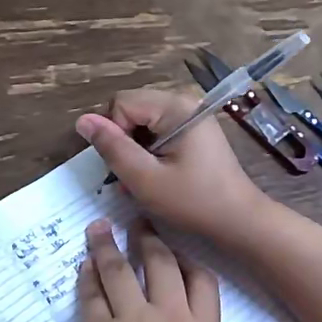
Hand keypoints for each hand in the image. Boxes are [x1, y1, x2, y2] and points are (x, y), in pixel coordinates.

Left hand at [52, 220, 265, 321]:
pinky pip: (92, 293)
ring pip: (120, 269)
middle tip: (138, 221)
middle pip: (160, 263)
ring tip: (99, 226)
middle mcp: (169, 317)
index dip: (190, 263)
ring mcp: (130, 321)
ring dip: (109, 244)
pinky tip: (85, 264)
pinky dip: (88, 275)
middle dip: (149, 238)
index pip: (202, 281)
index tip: (179, 255)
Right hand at [75, 89, 266, 241]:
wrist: (239, 219)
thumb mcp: (144, 179)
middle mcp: (184, 102)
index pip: (121, 103)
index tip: (125, 167)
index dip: (113, 134)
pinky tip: (157, 176)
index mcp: (175, 106)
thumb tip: (82, 120)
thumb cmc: (193, 201)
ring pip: (142, 122)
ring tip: (144, 180)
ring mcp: (191, 115)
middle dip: (123, 141)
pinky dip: (149, 152)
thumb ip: (112, 147)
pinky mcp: (194, 131)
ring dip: (135, 150)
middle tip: (133, 176)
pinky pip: (158, 131)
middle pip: (131, 109)